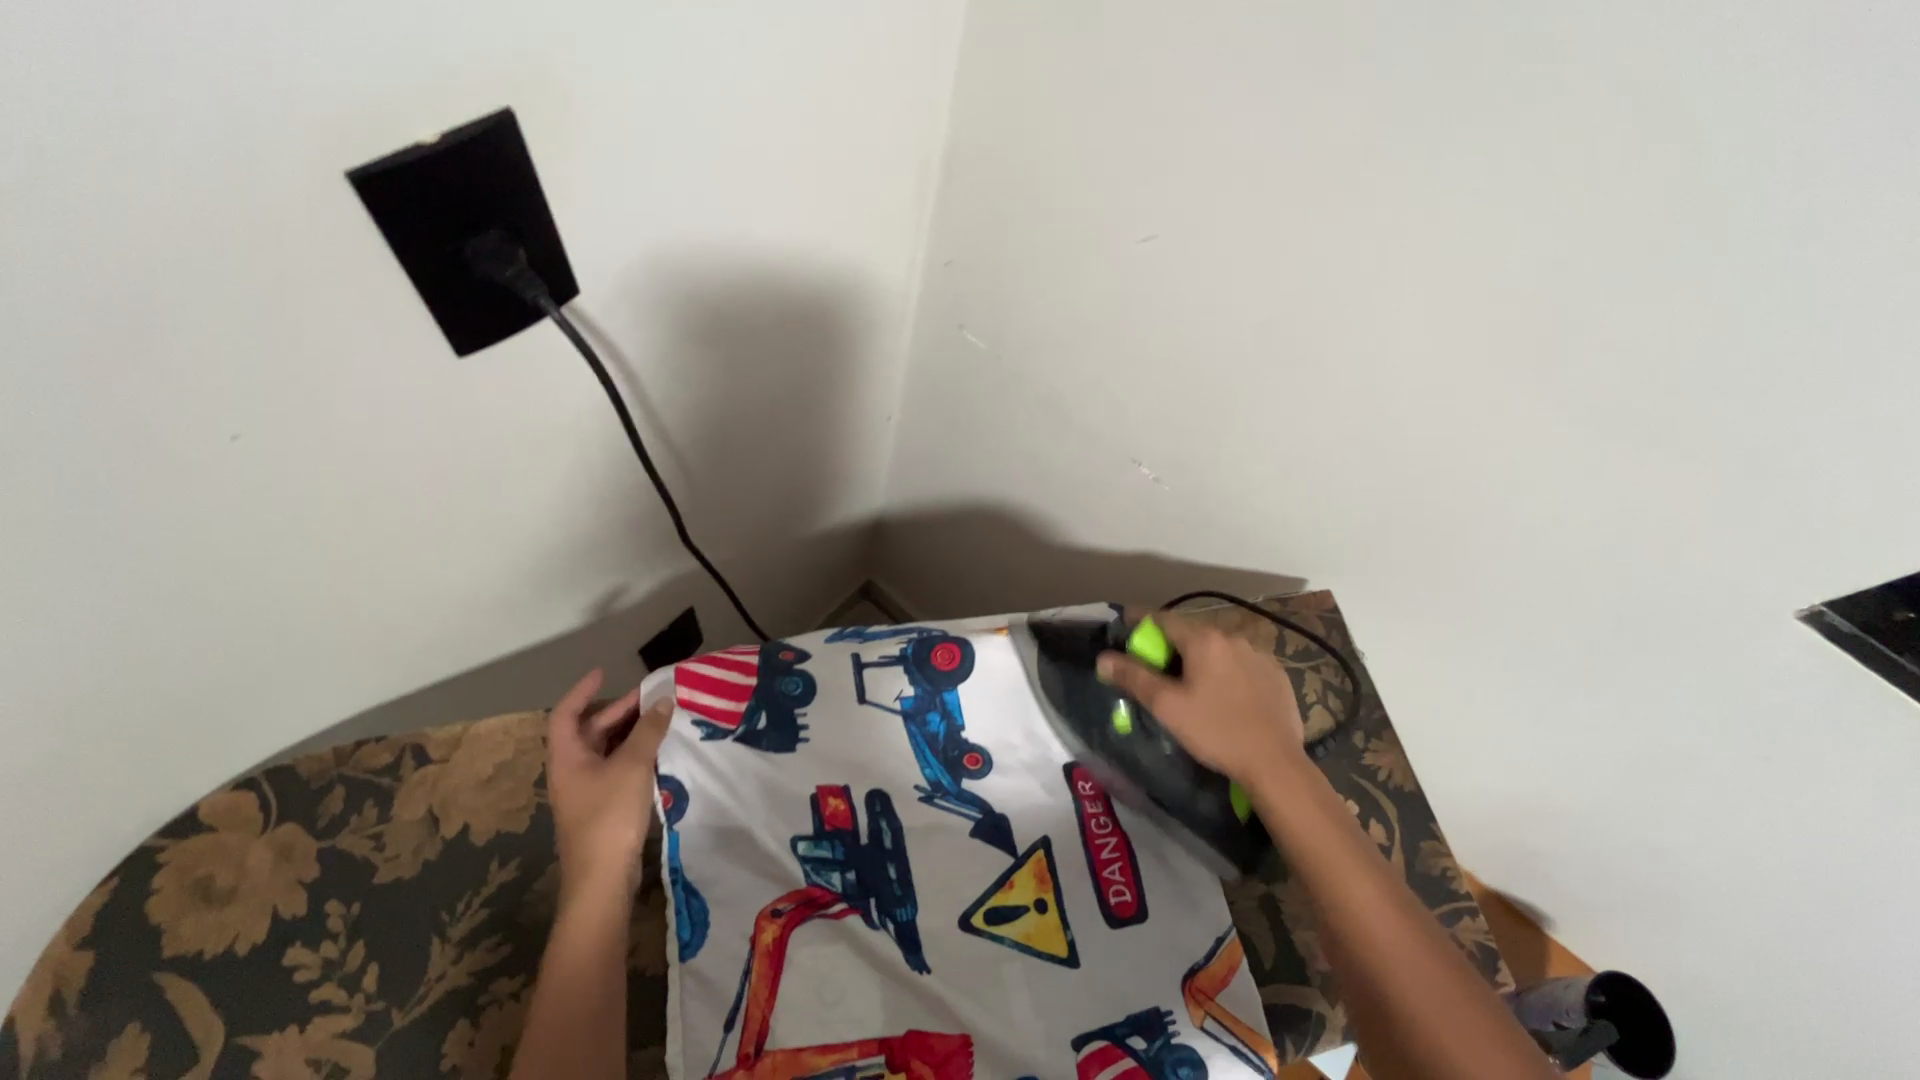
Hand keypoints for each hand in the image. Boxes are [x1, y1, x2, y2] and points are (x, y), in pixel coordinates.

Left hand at [546, 669, 669, 902]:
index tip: (604, 672)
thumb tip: (663, 700)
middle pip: (590, 730)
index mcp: (567, 757)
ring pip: (606, 750)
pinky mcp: (603, 807)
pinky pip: (617, 768)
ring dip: (630, 732)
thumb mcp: (632, 766)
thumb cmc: (610, 816)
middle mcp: (572, 770)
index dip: (583, 691)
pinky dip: (635, 754)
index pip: (567, 713)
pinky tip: (660, 752)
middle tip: (651, 696)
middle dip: (619, 710)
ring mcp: (586, 791)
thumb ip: (648, 731)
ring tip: (661, 718)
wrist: (602, 879)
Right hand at [1096, 616, 1306, 784]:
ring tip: (1193, 682)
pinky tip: (1226, 694)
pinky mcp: (1277, 674)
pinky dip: (1227, 671)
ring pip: (1220, 648)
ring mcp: (1260, 654)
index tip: (1126, 624)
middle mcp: (1233, 638)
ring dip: (1202, 657)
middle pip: (1193, 633)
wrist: (1274, 761)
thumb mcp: (1167, 706)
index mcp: (1204, 640)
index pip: (1164, 618)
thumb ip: (1134, 677)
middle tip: (1157, 664)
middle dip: (1172, 644)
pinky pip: (1243, 663)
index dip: (1141, 621)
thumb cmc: (1214, 731)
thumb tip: (1103, 658)